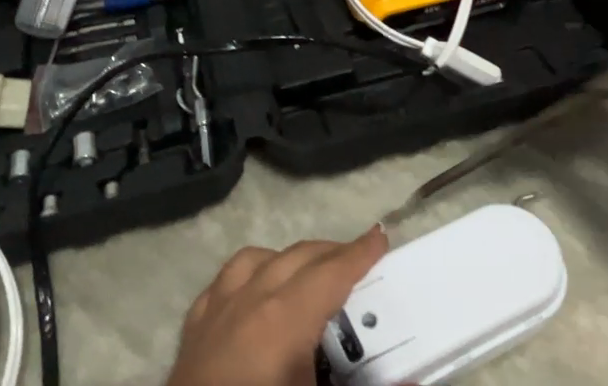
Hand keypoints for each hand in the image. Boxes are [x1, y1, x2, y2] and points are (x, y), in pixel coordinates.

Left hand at [167, 228, 387, 385]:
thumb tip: (414, 383)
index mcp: (285, 319)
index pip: (331, 272)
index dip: (359, 253)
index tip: (381, 236)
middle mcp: (250, 300)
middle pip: (297, 258)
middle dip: (331, 253)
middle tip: (359, 263)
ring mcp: (216, 310)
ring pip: (257, 259)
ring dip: (289, 259)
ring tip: (310, 274)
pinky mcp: (193, 327)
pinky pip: (225, 280)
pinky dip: (249, 274)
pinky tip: (256, 291)